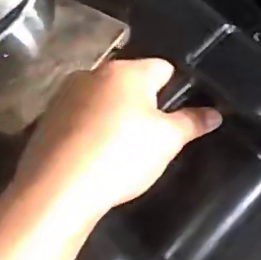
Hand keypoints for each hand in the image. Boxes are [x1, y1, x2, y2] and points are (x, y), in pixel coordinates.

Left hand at [9, 57, 220, 241]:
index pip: (164, 68)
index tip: (181, 115)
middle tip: (155, 135)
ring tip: (124, 148)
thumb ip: (193, 122)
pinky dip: (91, 130)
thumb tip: (216, 114)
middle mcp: (93, 74)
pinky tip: (96, 156)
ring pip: (103, 99)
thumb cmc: (121, 156)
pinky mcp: (44, 121)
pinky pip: (80, 118)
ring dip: (115, 115)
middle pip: (131, 82)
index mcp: (127, 72)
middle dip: (145, 103)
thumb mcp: (169, 141)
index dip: (178, 90)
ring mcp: (64, 96)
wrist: (56, 191)